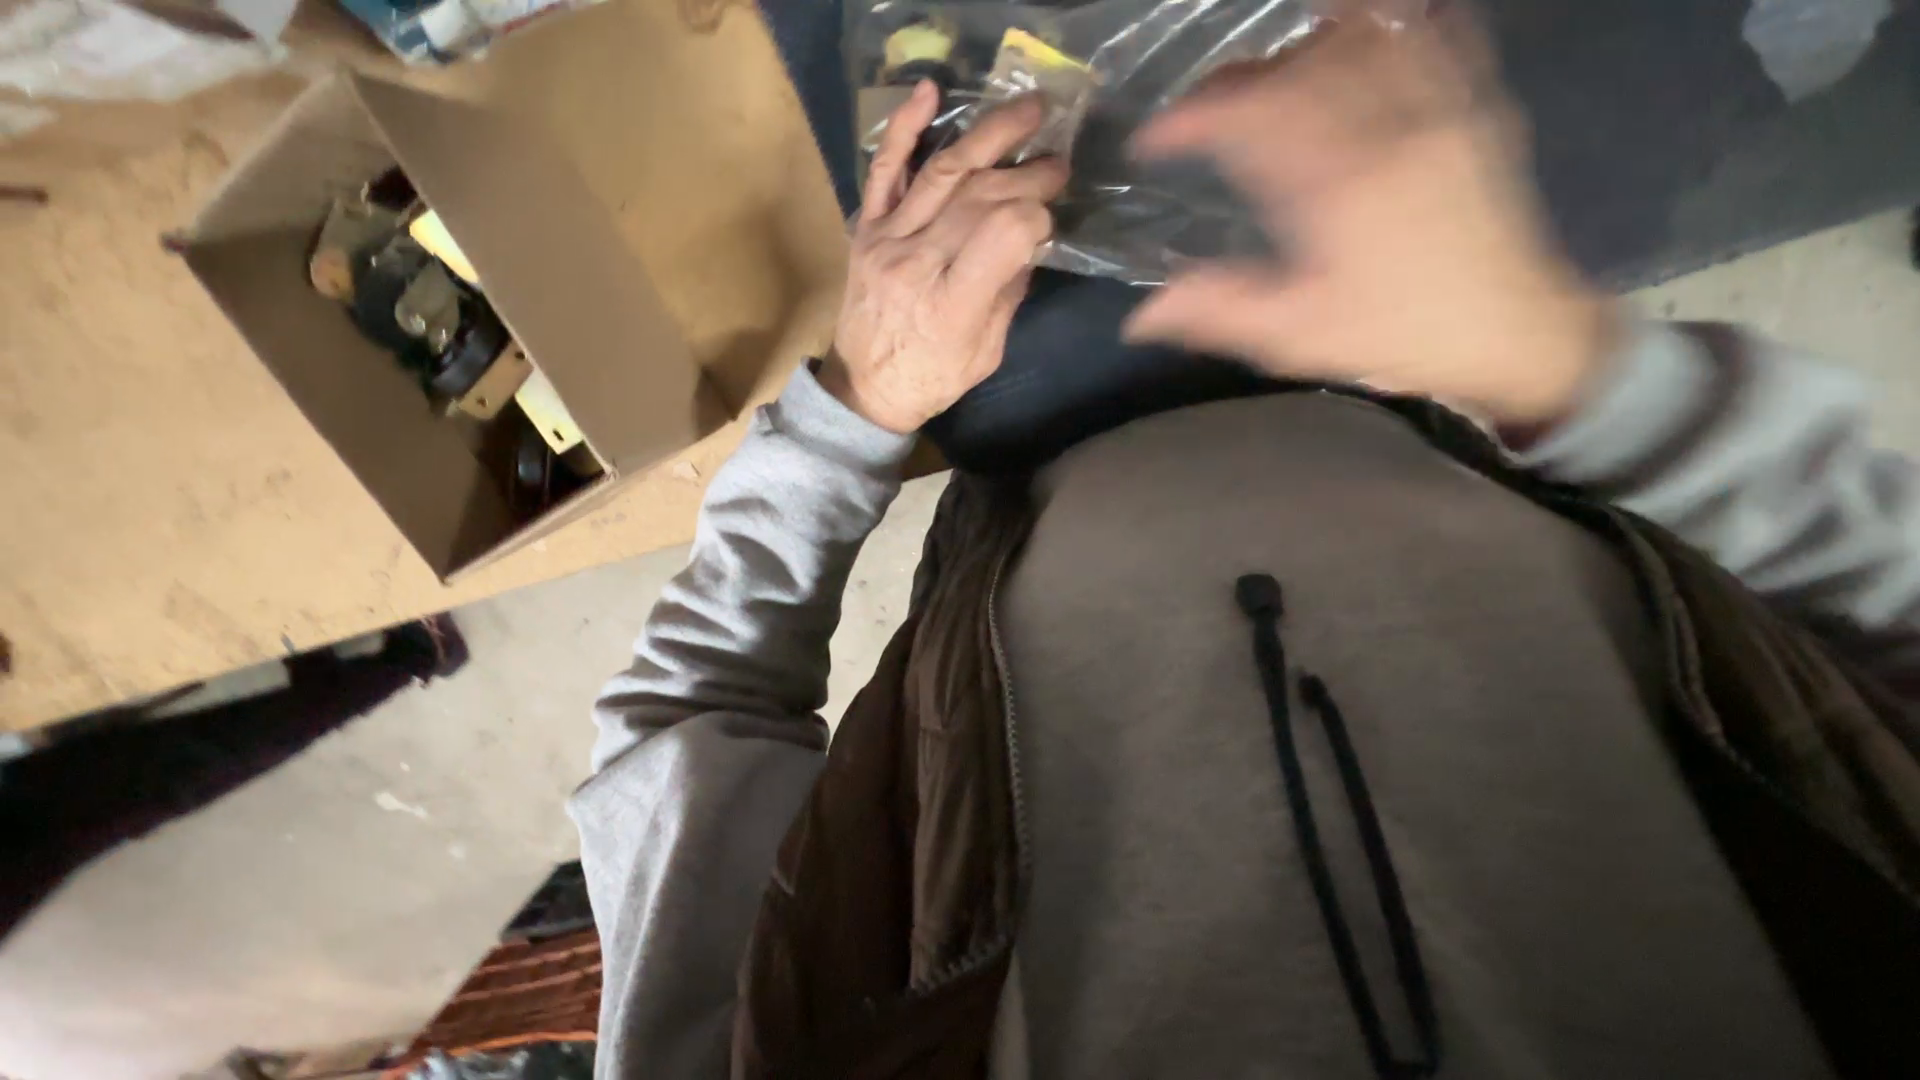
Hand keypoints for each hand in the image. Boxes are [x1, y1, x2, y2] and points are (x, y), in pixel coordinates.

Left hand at [823, 84, 1067, 433]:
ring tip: (1028, 110)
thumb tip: (1030, 238)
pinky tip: (930, 92)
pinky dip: (904, 128)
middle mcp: (917, 263)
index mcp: (953, 304)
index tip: (1048, 220)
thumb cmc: (932, 378)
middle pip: (980, 196)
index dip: (1036, 216)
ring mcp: (886, 240)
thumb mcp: (986, 352)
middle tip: (1056, 161)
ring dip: (989, 134)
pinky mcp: (866, 229)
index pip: (1005, 231)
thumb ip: (1008, 293)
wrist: (865, 388)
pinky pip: (883, 170)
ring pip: (943, 173)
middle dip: (1026, 173)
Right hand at [1123, 9, 1613, 425]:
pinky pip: (1431, 32)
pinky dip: (1382, 20)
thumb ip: (1219, 314)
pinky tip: (1348, 29)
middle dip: (1234, 79)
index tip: (1154, 138)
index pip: (1252, 116)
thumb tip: (1139, 317)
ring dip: (1298, 45)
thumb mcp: (1298, 338)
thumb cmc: (1401, 338)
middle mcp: (1392, 130)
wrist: (1518, 333)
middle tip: (1199, 111)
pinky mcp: (1476, 106)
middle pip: (1298, 65)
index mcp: (1341, 189)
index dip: (1192, 115)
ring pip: (1361, 35)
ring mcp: (1441, 109)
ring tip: (1260, 74)